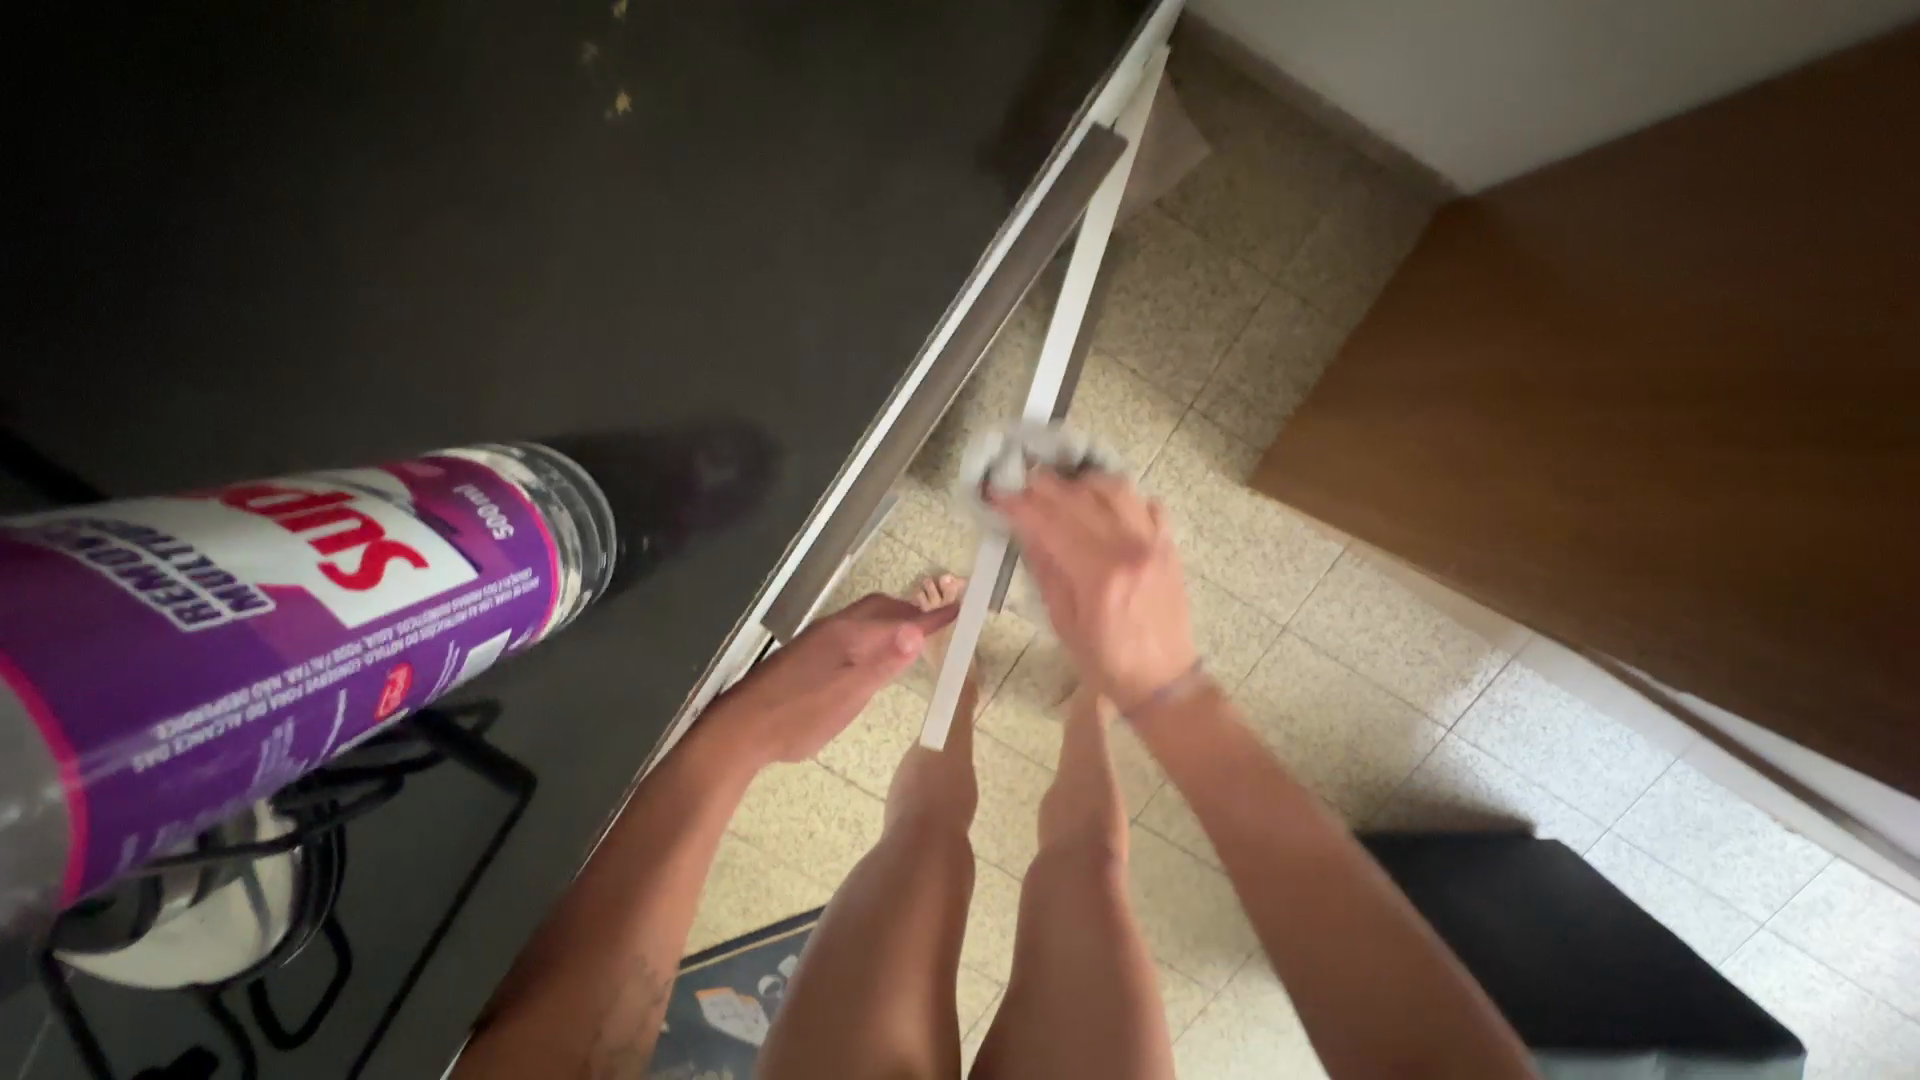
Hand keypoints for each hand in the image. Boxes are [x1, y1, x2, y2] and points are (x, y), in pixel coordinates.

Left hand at [703, 593, 956, 766]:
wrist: (740, 729)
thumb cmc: (799, 717)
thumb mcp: (848, 697)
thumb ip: (883, 664)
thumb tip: (918, 630)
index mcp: (849, 636)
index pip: (900, 619)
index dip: (931, 618)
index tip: (960, 611)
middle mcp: (834, 628)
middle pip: (880, 608)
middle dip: (910, 612)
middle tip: (936, 628)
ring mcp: (817, 639)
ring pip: (863, 618)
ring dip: (891, 621)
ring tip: (909, 641)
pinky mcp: (807, 653)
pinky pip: (851, 630)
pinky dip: (873, 633)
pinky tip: (871, 657)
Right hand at [994, 468, 1198, 710]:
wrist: (1163, 681)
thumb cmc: (1107, 662)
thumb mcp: (1063, 623)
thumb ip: (1047, 572)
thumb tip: (1028, 532)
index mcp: (1098, 575)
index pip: (1051, 524)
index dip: (1021, 506)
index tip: (998, 494)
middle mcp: (1129, 549)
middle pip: (1081, 499)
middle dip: (1046, 486)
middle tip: (1022, 480)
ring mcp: (1154, 543)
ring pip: (1117, 490)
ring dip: (1084, 482)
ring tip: (1063, 486)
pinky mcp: (1169, 546)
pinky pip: (1147, 505)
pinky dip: (1124, 498)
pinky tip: (1105, 505)